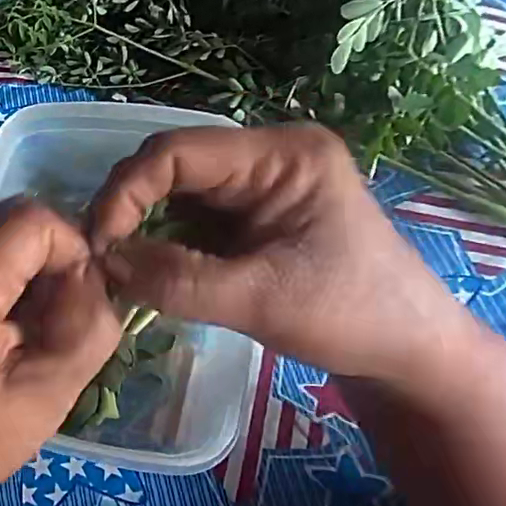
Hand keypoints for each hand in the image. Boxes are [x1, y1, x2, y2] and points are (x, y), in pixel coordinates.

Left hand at [0, 200, 121, 505]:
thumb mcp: (50, 394)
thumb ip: (87, 325)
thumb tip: (94, 274)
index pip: (31, 221)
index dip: (71, 250)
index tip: (78, 302)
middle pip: (13, 215)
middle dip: (53, 254)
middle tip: (59, 314)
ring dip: (33, 264)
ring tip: (35, 324)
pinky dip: (10, 271)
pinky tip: (11, 322)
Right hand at [87, 123, 480, 387]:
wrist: (405, 352)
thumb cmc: (352, 318)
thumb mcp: (260, 301)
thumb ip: (177, 280)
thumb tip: (101, 262)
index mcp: (282, 156)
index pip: (177, 152)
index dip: (127, 191)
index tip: (100, 244)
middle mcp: (263, 156)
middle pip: (167, 165)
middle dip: (126, 207)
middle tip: (100, 255)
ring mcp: (252, 183)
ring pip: (168, 190)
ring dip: (136, 225)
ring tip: (114, 263)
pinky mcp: (243, 212)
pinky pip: (181, 214)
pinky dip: (154, 239)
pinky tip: (140, 265)